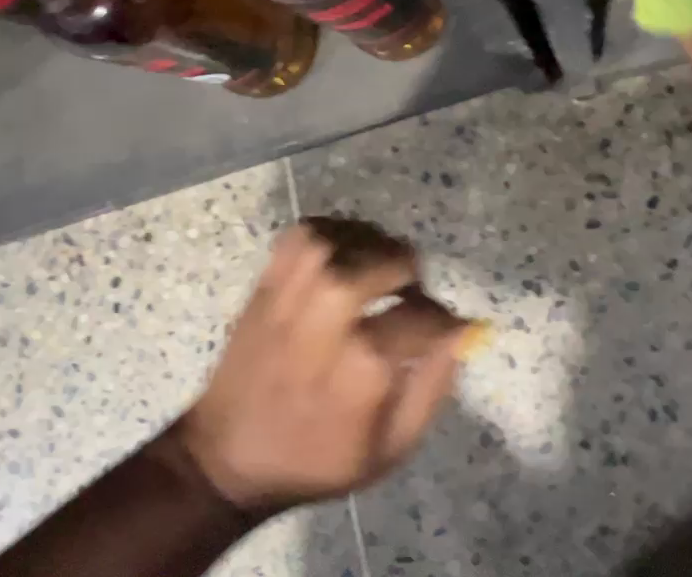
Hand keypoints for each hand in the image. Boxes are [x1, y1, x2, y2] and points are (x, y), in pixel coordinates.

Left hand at [172, 219, 474, 510]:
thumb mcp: (392, 448)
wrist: (228, 458)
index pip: (423, 316)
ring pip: (341, 241)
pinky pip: (302, 234)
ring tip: (379, 266)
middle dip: (409, 271)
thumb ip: (434, 385)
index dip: (444, 318)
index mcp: (363, 367)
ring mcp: (291, 297)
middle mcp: (328, 321)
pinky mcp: (266, 285)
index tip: (445, 327)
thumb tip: (463, 331)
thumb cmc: (317, 458)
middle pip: (383, 263)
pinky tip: (343, 253)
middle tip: (409, 290)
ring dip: (371, 246)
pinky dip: (330, 232)